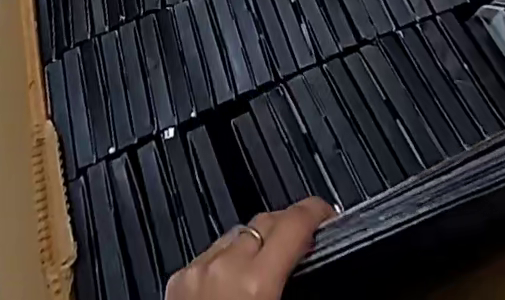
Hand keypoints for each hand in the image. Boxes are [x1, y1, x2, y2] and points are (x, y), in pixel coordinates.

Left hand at [165, 197, 334, 299]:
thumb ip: (303, 296)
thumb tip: (319, 287)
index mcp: (256, 284)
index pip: (293, 224)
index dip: (316, 213)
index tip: (327, 214)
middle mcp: (224, 267)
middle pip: (265, 223)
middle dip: (289, 227)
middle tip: (307, 242)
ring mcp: (197, 270)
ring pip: (237, 236)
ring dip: (256, 245)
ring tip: (272, 267)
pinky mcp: (177, 279)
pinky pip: (211, 256)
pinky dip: (228, 262)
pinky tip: (237, 284)